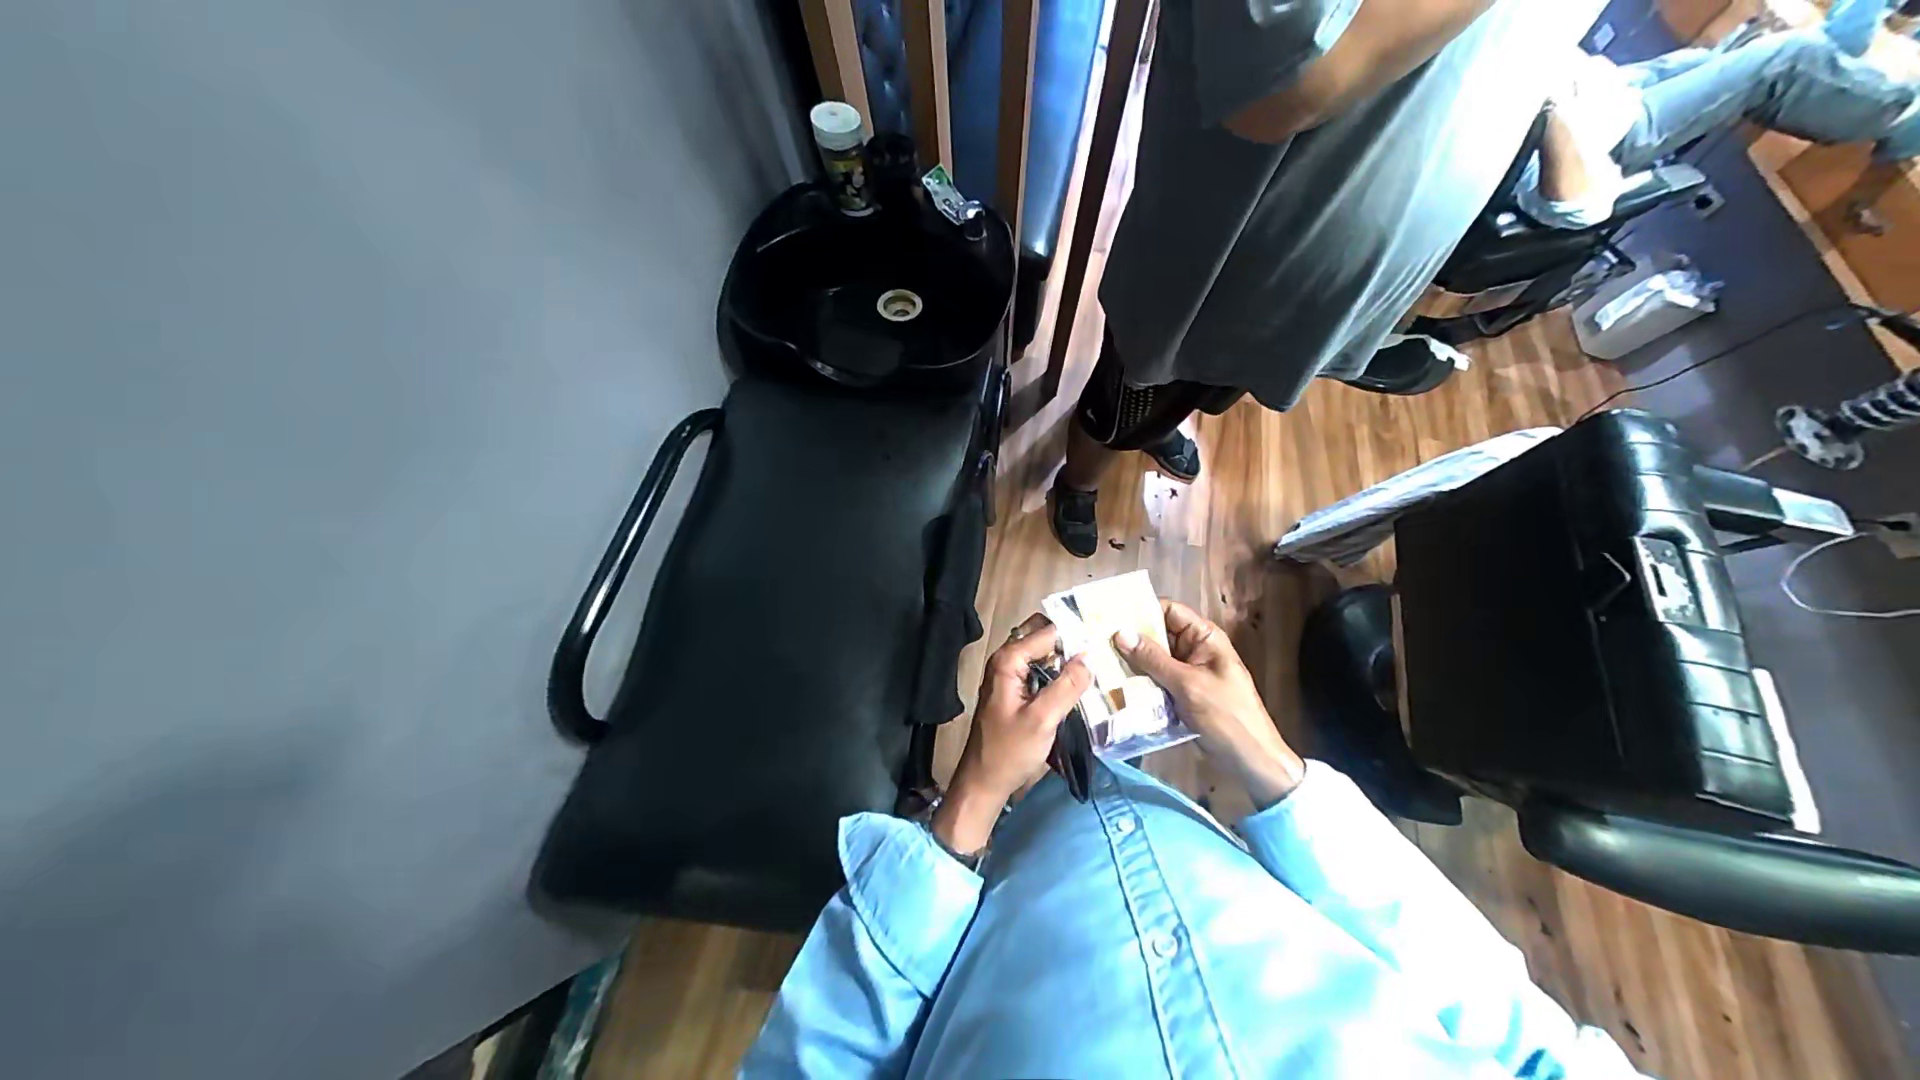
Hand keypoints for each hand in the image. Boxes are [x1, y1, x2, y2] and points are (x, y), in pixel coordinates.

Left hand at [934, 615, 1092, 856]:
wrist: (984, 781)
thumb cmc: (1009, 751)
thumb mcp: (1043, 719)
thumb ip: (1066, 686)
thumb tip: (1089, 657)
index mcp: (1007, 660)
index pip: (1047, 631)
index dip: (1074, 634)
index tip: (1103, 641)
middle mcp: (1006, 660)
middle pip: (1043, 636)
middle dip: (1069, 642)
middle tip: (1100, 654)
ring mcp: (1009, 675)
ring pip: (1043, 654)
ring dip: (1065, 659)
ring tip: (1097, 667)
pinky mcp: (1015, 691)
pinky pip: (1040, 671)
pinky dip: (1058, 674)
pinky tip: (1079, 685)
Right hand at [1113, 600, 1305, 809]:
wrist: (1250, 759)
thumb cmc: (1226, 715)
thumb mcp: (1187, 684)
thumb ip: (1153, 659)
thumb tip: (1120, 633)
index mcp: (1204, 637)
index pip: (1168, 611)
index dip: (1141, 610)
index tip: (1109, 614)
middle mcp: (1193, 649)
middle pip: (1156, 634)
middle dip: (1130, 637)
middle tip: (1095, 639)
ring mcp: (1186, 672)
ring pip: (1152, 659)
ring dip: (1130, 661)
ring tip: (1098, 660)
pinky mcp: (1179, 693)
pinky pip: (1153, 680)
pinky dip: (1137, 681)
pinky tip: (1113, 683)